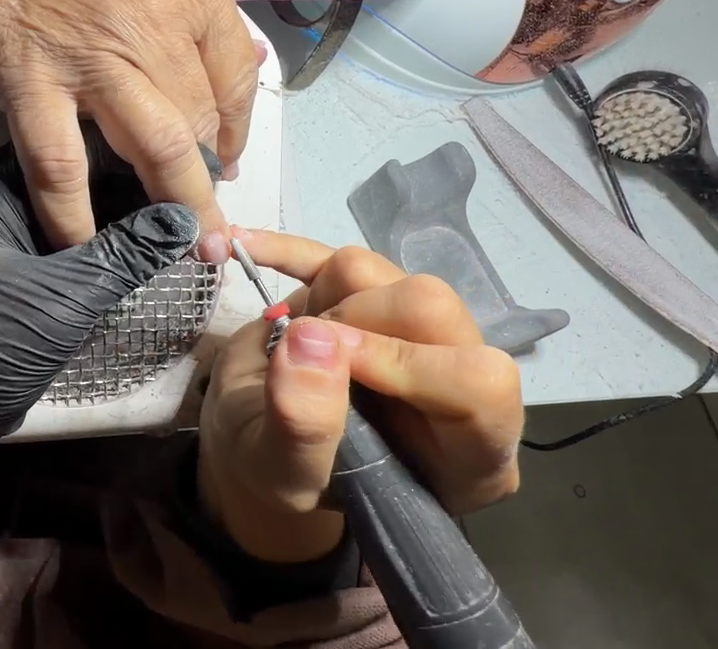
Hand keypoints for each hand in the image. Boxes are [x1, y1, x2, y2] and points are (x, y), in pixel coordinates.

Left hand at [0, 132, 201, 505]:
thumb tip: (186, 216)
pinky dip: (110, 249)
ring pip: (82, 215)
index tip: (196, 170)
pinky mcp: (21, 268)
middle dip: (139, 193)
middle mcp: (1, 201)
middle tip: (203, 203)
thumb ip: (128, 251)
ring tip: (189, 226)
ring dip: (128, 224)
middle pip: (82, 181)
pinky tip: (153, 253)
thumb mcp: (67, 296)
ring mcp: (10, 235)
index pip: (76, 154)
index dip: (137, 160)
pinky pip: (73, 244)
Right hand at [196, 230, 523, 563]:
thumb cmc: (276, 468)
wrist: (251, 437)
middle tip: (299, 346)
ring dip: (318, 297)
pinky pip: (328, 252)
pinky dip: (279, 249)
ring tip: (284, 334)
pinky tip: (239, 246)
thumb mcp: (279, 471)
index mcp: (467, 451)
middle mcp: (456, 379)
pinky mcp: (363, 291)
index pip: (478, 381)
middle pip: (432, 307)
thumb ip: (303, 425)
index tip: (327, 361)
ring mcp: (409, 327)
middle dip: (349, 319)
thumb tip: (315, 339)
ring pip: (379, 273)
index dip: (401, 362)